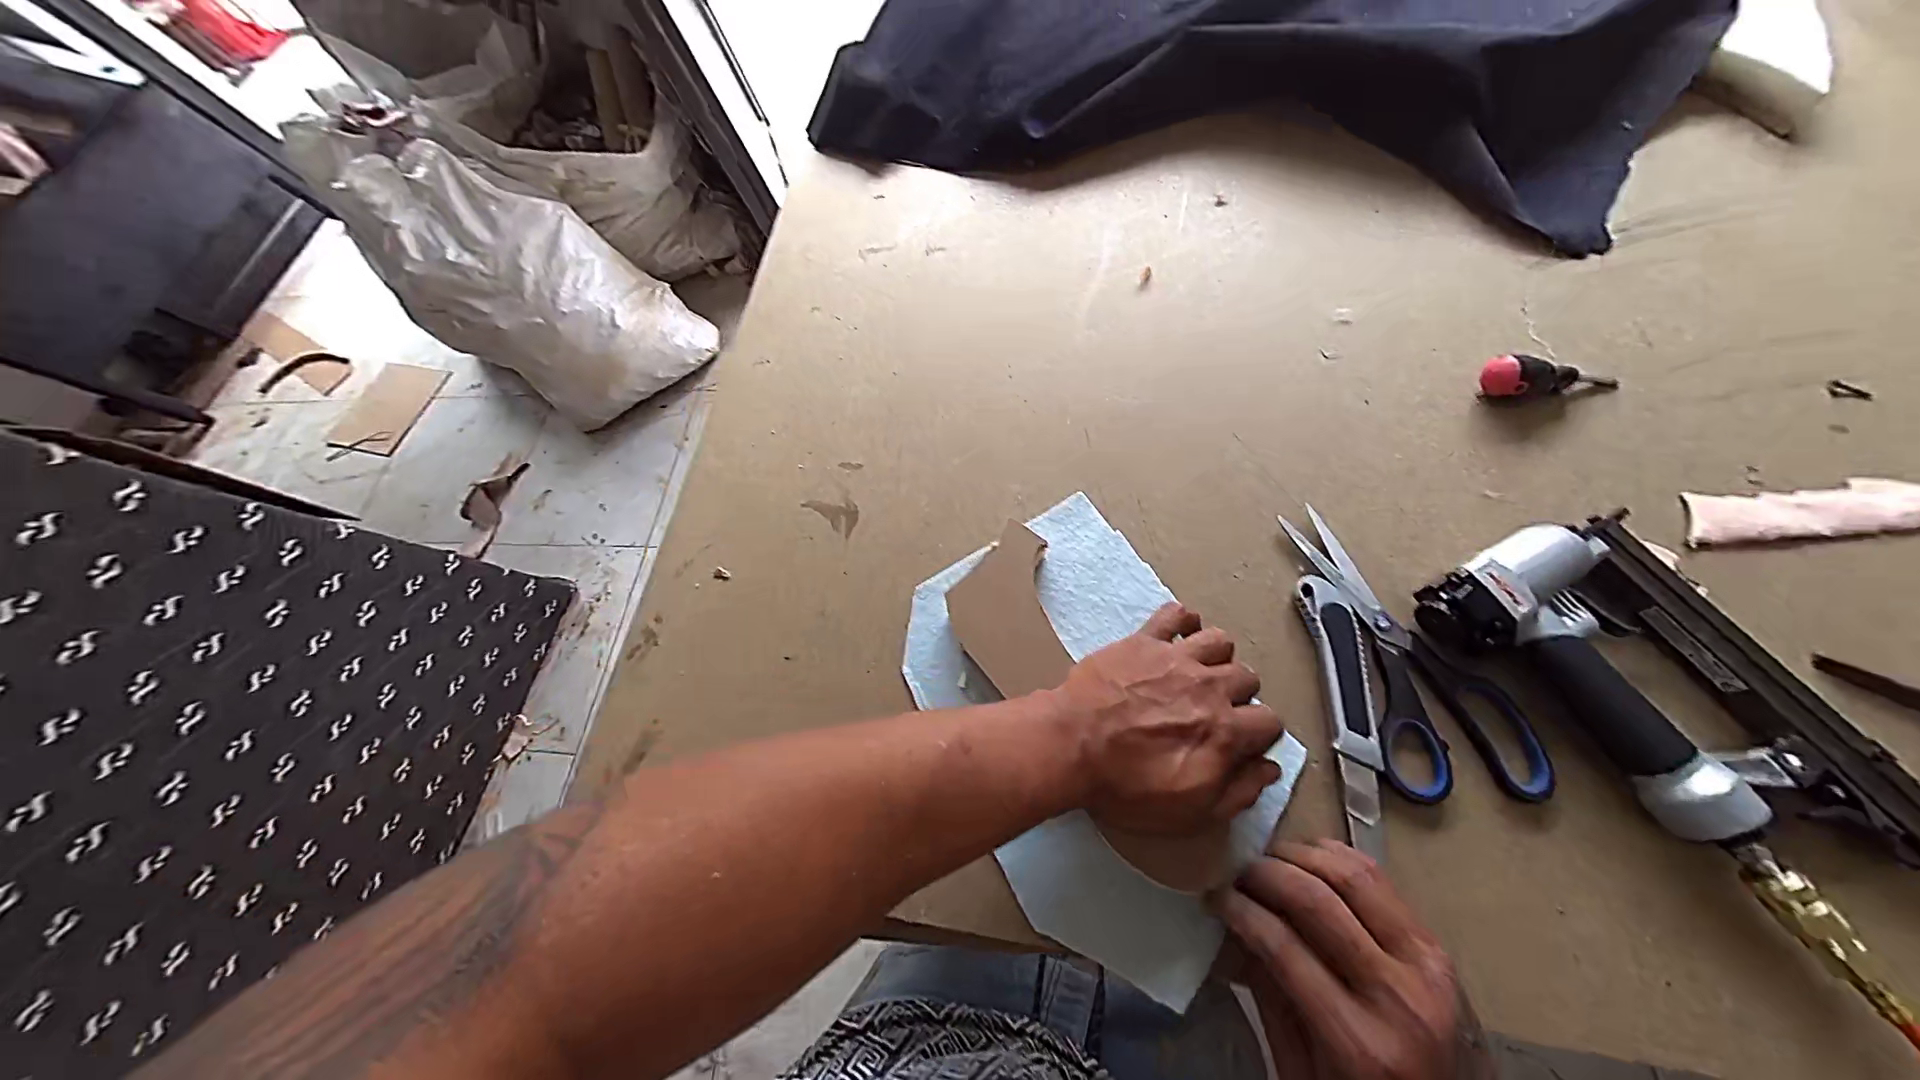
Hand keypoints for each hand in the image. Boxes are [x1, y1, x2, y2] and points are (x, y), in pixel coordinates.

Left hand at [1050, 602, 1283, 833]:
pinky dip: (1181, 620)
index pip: (1269, 722)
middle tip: (1213, 707)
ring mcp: (1175, 658)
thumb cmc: (1124, 784)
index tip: (1240, 739)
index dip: (1257, 733)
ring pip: (1219, 641)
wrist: (1070, 746)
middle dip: (1237, 694)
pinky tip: (1176, 635)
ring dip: (1215, 657)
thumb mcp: (1189, 812)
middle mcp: (1208, 687)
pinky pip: (1175, 614)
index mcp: (1224, 730)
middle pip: (1247, 677)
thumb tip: (1267, 770)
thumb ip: (1237, 792)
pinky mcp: (1143, 641)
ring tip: (1197, 672)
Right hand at [1214, 840, 1490, 1079]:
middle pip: (1315, 899)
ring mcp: (1427, 966)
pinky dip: (1336, 858)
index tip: (1214, 896)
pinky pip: (1380, 880)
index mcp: (1360, 1043)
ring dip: (1299, 855)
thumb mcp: (1302, 1069)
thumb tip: (1230, 927)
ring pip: (1351, 875)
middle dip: (1263, 872)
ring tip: (1268, 861)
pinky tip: (1307, 862)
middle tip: (1235, 871)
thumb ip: (1268, 995)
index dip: (1238, 909)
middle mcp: (1398, 997)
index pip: (1281, 945)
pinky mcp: (1437, 947)